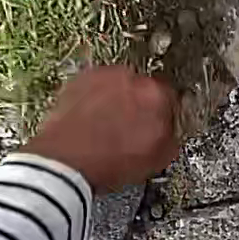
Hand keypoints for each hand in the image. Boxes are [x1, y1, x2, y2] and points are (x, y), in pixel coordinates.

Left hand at [19, 66, 180, 191]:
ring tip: (111, 126)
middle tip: (135, 127)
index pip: (172, 98)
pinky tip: (94, 122)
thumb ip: (172, 136)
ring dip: (117, 101)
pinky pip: (94, 88)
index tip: (161, 124)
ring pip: (118, 86)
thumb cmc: (111, 161)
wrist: (66, 162)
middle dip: (141, 105)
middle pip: (143, 88)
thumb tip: (171, 130)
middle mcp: (129, 78)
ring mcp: (100, 77)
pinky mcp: (76, 81)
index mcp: (156, 94)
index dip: (167, 115)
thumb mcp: (160, 158)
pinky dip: (96, 101)